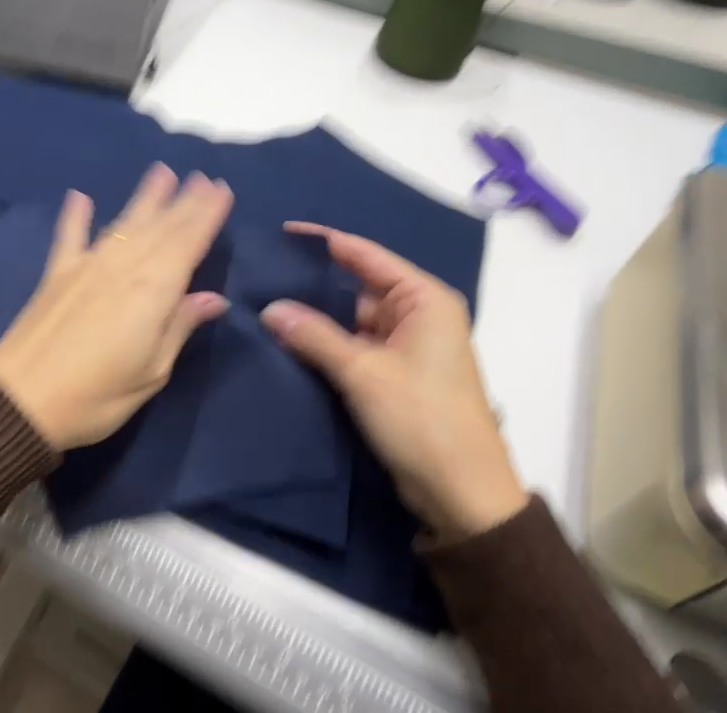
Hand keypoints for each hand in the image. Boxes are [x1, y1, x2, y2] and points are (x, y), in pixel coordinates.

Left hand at [0, 165, 233, 450]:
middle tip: (202, 177)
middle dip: (183, 201)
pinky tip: (80, 196)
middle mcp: (122, 267)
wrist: (19, 401)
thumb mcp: (152, 372)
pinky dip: (76, 216)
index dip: (206, 215)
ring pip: (124, 224)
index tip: (221, 189)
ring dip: (145, 198)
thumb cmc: (97, 396)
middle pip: (160, 227)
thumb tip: (213, 297)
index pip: (188, 243)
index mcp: (153, 290)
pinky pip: (70, 236)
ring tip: (162, 173)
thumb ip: (179, 327)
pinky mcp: (56, 275)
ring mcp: (85, 266)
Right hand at [261, 224, 526, 539]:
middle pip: (357, 285)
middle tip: (263, 275)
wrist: (463, 494)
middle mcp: (419, 314)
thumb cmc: (422, 419)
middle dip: (314, 283)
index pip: (365, 254)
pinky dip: (327, 343)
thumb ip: (314, 335)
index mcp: (424, 299)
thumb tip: (269, 308)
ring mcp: (407, 346)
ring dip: (317, 318)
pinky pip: (355, 345)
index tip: (282, 232)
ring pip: (352, 318)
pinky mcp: (396, 374)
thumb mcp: (362, 373)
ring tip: (266, 305)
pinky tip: (290, 340)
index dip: (324, 241)